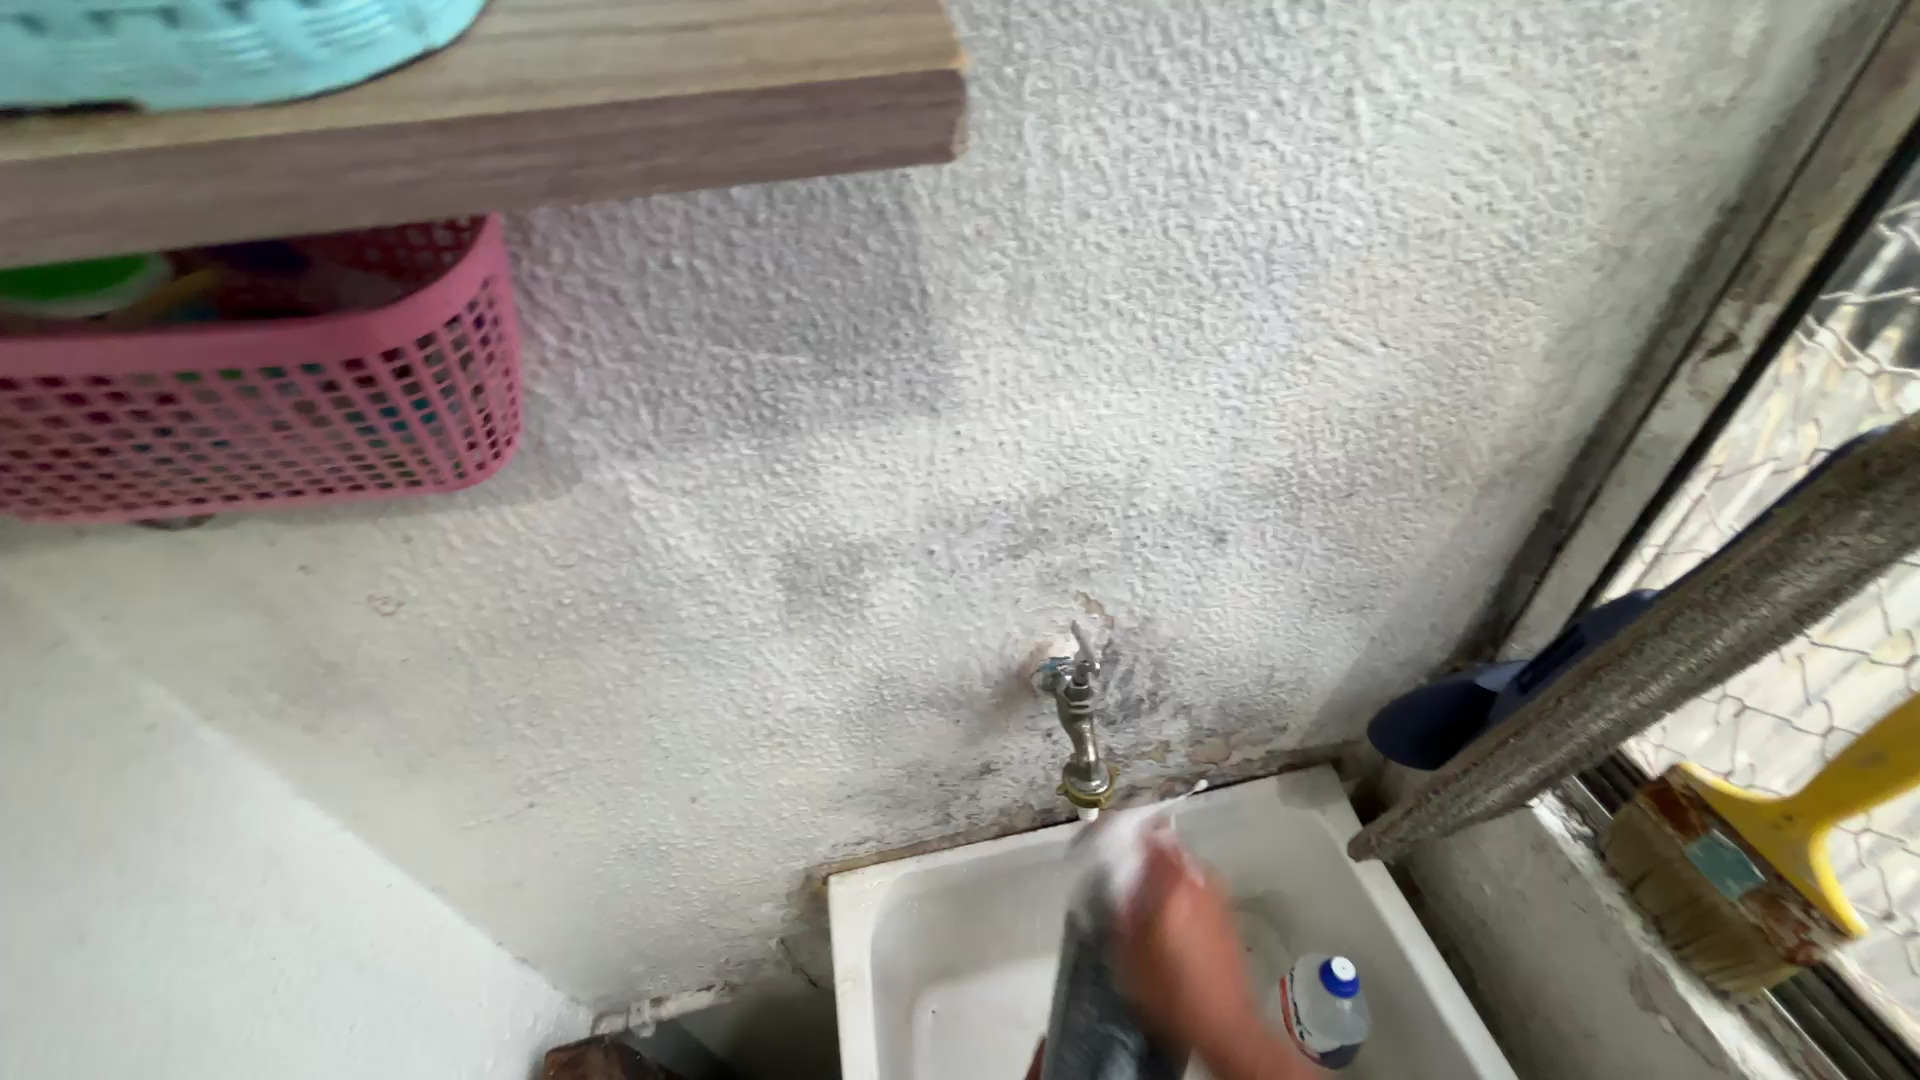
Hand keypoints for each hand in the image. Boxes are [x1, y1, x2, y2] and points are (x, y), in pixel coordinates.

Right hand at [1114, 832, 1262, 1057]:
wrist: (1225, 1025)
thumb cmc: (1170, 990)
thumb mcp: (1126, 952)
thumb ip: (1116, 908)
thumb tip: (1106, 880)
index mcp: (1171, 879)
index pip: (1146, 831)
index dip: (1122, 827)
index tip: (1103, 834)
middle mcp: (1197, 877)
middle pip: (1164, 844)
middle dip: (1140, 849)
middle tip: (1118, 866)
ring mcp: (1216, 893)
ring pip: (1180, 865)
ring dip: (1160, 869)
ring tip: (1139, 889)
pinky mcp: (1226, 912)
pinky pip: (1194, 884)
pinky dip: (1177, 887)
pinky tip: (1165, 913)